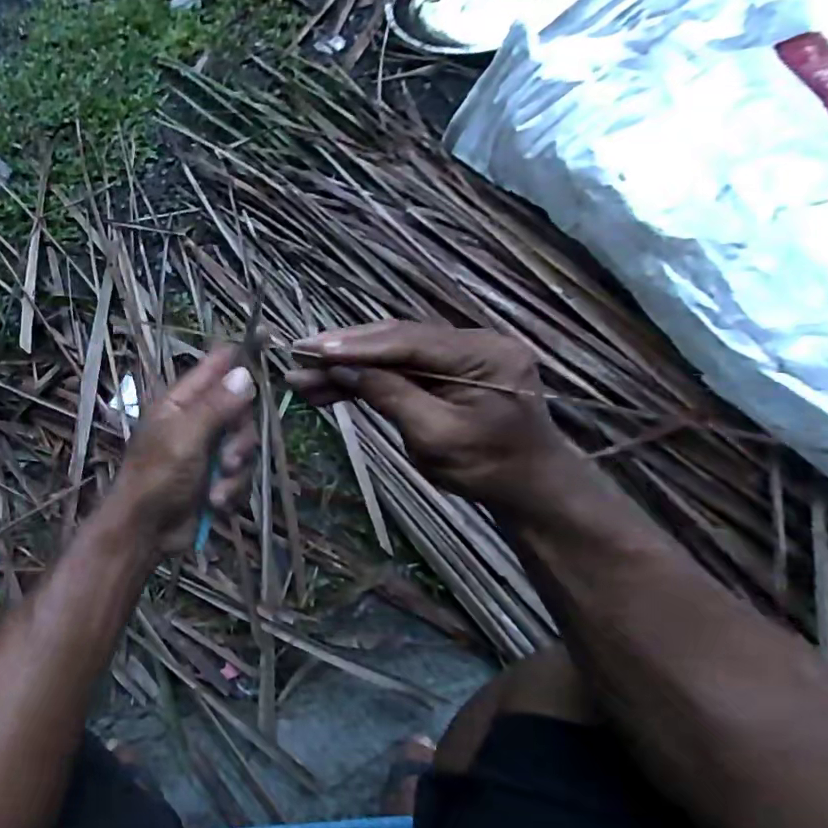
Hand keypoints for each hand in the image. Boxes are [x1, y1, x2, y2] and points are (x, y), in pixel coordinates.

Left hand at [109, 346, 260, 552]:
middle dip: (240, 441)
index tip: (264, 341)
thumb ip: (216, 405)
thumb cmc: (156, 478)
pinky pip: (241, 477)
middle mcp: (196, 422)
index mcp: (181, 403)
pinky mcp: (215, 480)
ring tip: (216, 493)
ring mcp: (206, 452)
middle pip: (240, 413)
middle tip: (228, 460)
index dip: (238, 358)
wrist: (145, 532)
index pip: (215, 367)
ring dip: (235, 474)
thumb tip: (244, 373)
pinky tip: (215, 505)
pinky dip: (231, 492)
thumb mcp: (185, 436)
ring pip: (244, 449)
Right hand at [284, 321, 583, 514]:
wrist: (528, 488)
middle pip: (397, 339)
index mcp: (484, 355)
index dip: (357, 346)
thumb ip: (389, 395)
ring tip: (303, 375)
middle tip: (298, 356)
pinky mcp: (447, 370)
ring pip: (392, 352)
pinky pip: (400, 367)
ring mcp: (461, 354)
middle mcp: (474, 342)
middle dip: (344, 350)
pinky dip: (365, 376)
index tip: (312, 350)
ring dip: (347, 364)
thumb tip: (341, 368)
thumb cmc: (488, 469)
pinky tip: (331, 384)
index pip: (409, 341)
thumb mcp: (436, 437)